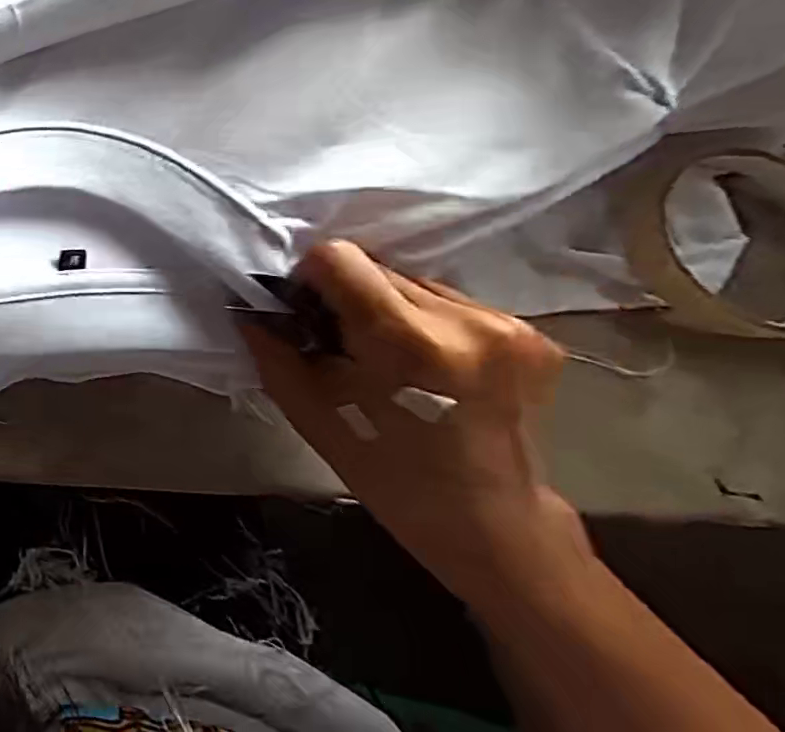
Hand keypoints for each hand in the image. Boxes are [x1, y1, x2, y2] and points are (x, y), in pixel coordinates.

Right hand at [238, 241, 588, 600]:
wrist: (494, 526)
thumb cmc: (390, 475)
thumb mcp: (310, 414)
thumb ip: (274, 350)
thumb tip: (250, 304)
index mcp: (408, 343)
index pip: (339, 257)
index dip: (312, 278)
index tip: (309, 314)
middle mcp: (465, 322)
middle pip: (377, 268)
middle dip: (351, 299)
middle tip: (347, 347)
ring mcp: (508, 327)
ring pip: (414, 282)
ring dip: (390, 310)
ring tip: (394, 362)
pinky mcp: (534, 335)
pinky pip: (450, 302)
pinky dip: (427, 324)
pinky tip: (431, 367)